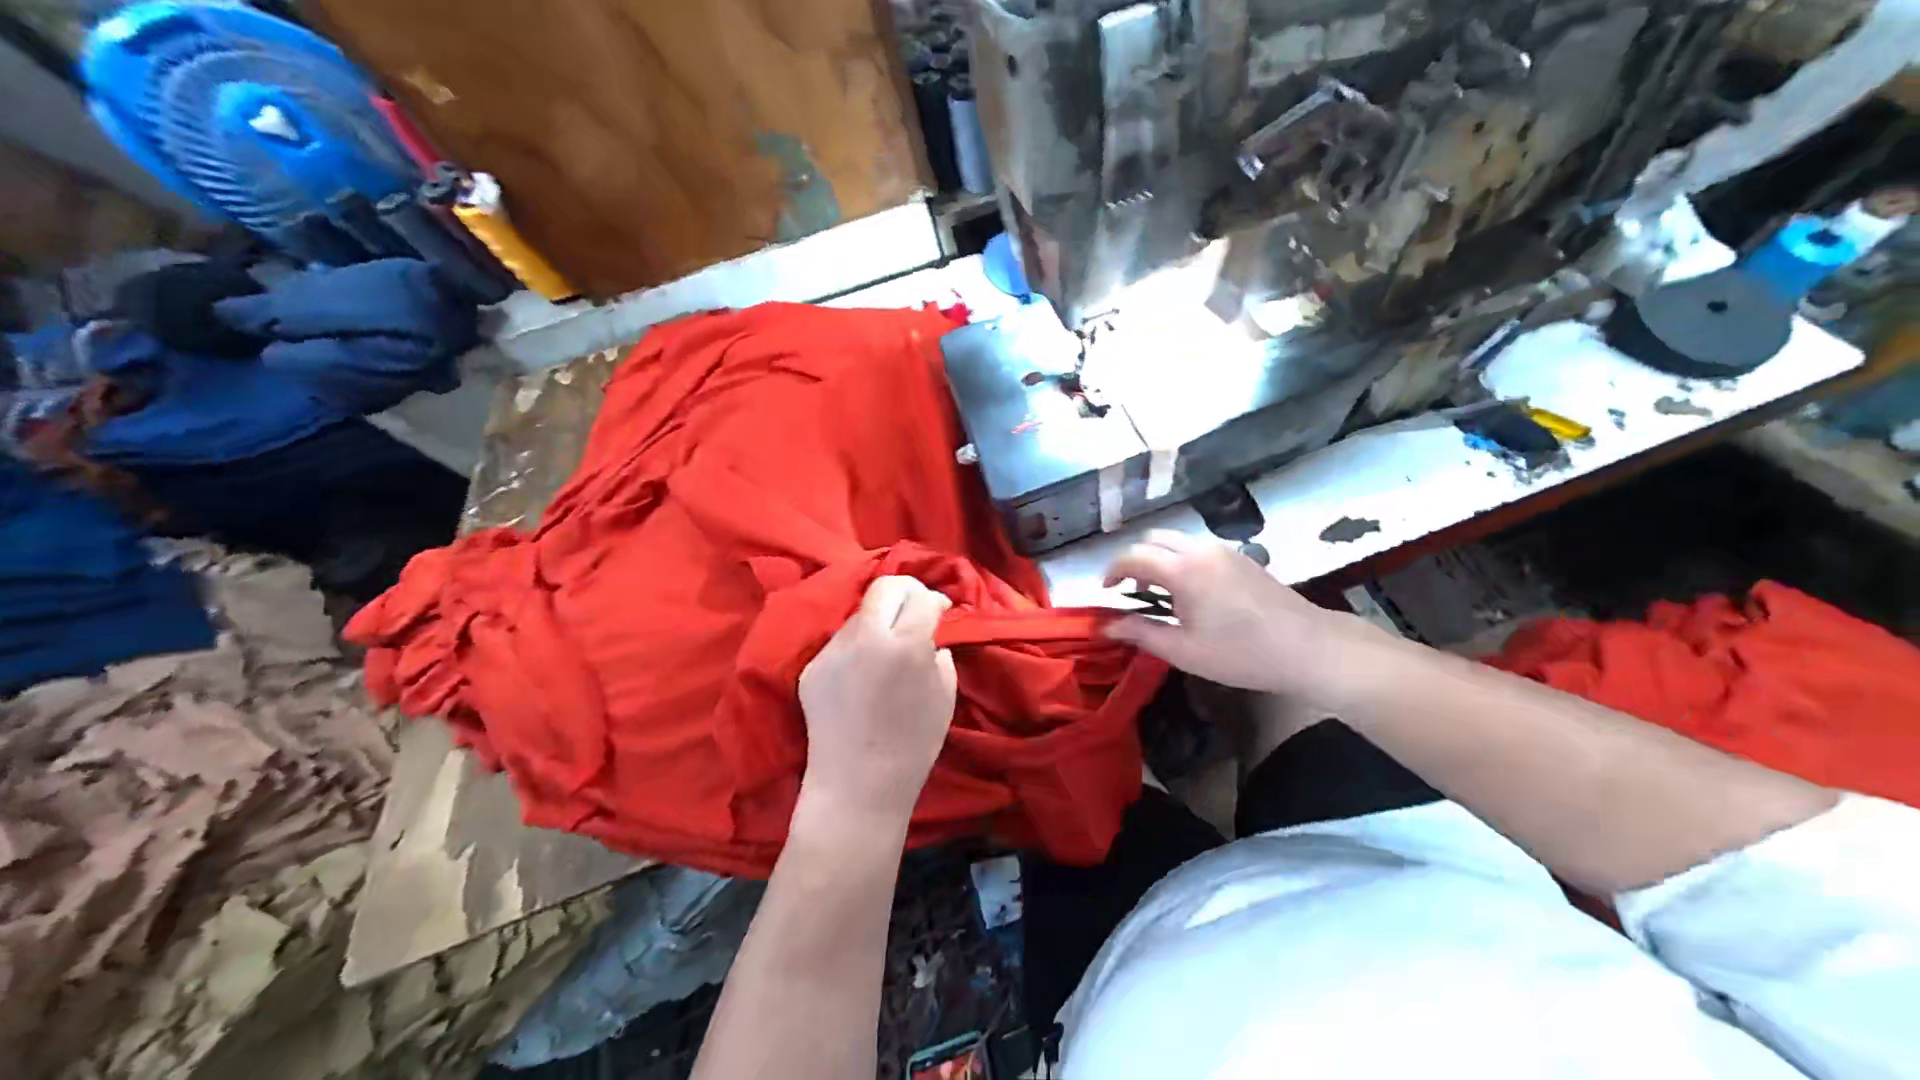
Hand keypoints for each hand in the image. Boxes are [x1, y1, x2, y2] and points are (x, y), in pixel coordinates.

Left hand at [797, 576, 958, 825]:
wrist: (858, 785)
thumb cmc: (913, 745)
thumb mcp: (944, 694)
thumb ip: (938, 650)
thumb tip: (931, 627)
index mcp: (905, 644)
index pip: (920, 596)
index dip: (935, 600)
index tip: (940, 611)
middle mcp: (865, 638)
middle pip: (884, 587)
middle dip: (905, 592)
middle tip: (915, 611)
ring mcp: (832, 651)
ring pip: (860, 613)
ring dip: (879, 621)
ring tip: (887, 649)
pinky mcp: (811, 666)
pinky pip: (841, 642)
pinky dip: (857, 647)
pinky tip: (863, 673)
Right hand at [1102, 529, 1393, 702]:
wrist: (1309, 648)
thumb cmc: (1242, 653)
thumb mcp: (1184, 651)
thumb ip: (1141, 633)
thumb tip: (1106, 626)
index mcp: (1183, 570)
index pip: (1134, 556)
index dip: (1112, 570)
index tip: (1106, 591)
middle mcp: (1201, 550)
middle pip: (1154, 538)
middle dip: (1134, 559)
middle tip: (1129, 590)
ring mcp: (1224, 551)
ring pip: (1177, 540)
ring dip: (1158, 558)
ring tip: (1158, 593)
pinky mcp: (1242, 558)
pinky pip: (1198, 547)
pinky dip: (1180, 559)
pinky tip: (1189, 592)